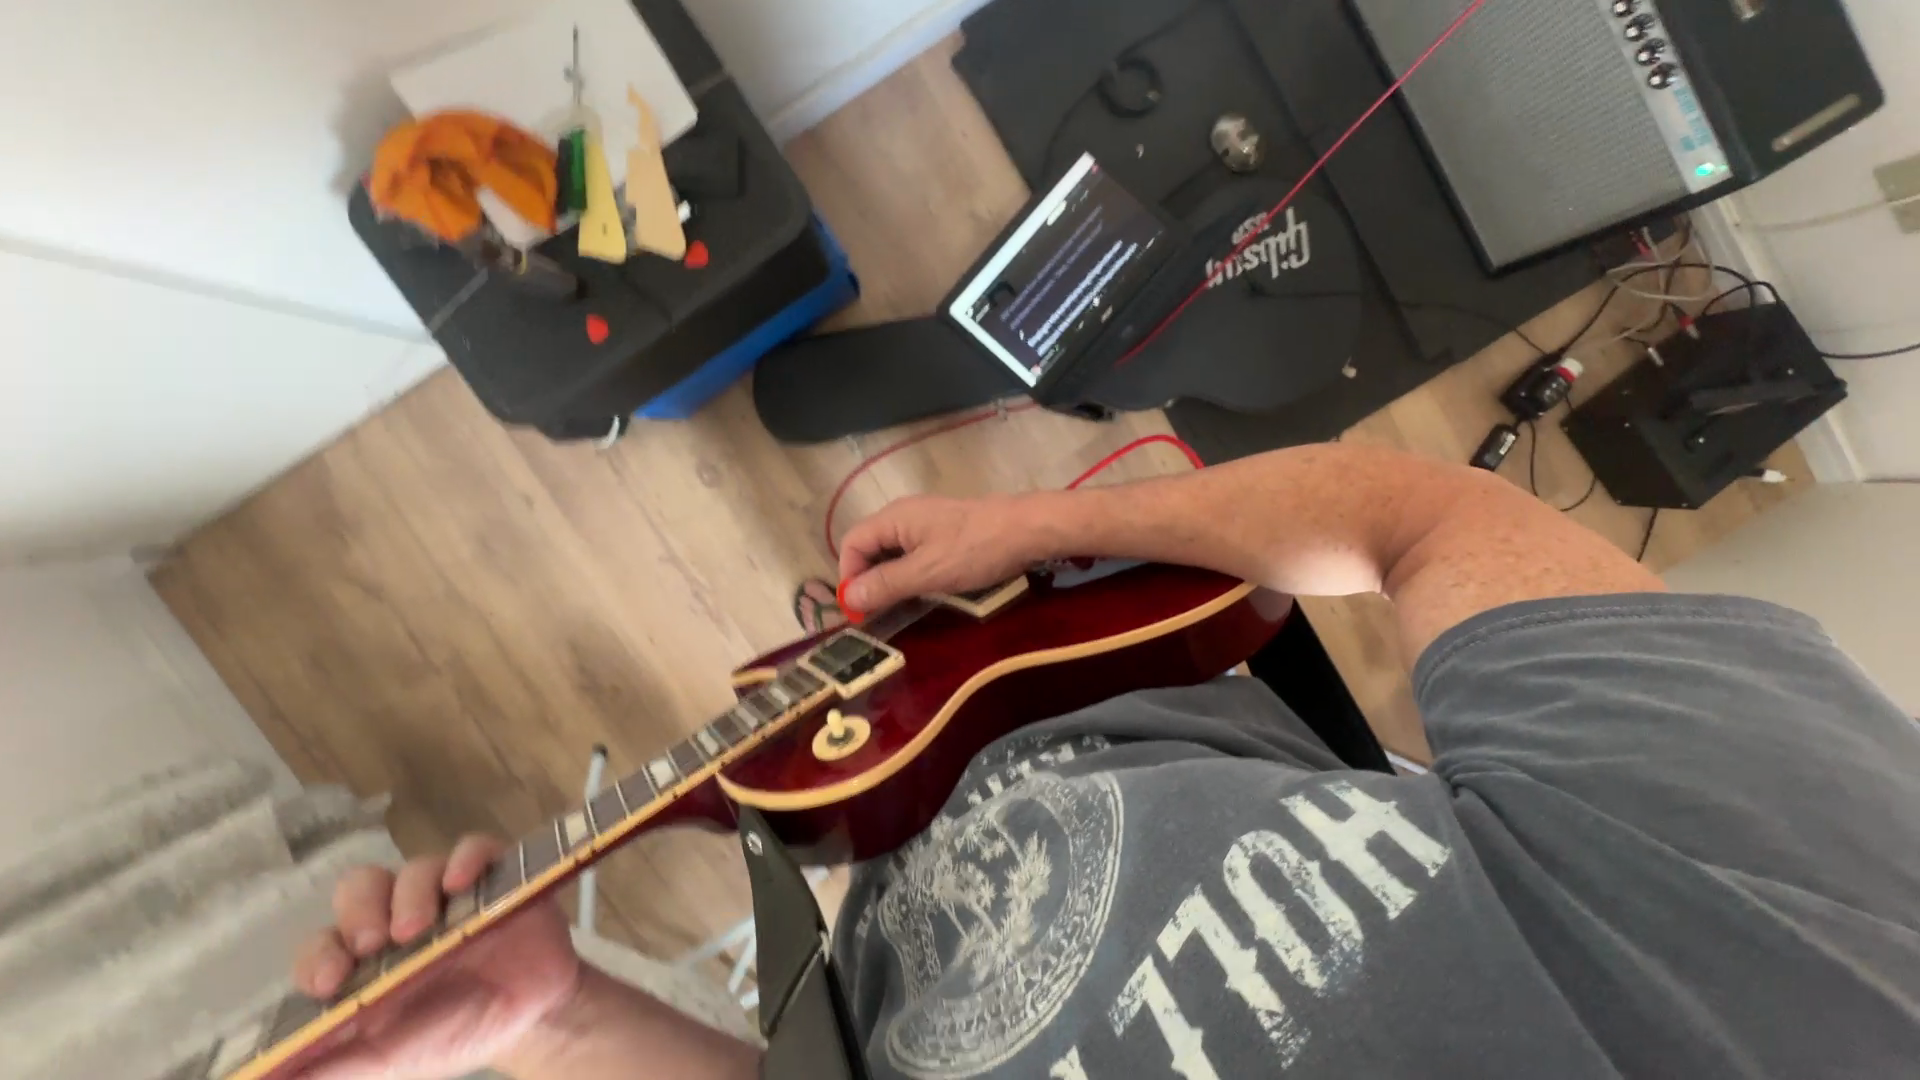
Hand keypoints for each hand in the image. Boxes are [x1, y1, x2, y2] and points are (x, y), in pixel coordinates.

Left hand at [291, 835, 582, 1078]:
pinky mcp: (495, 876)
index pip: (323, 942)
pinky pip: (475, 847)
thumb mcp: (390, 1062)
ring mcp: (450, 895)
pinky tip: (461, 884)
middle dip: (361, 910)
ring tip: (423, 928)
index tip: (331, 982)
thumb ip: (333, 1070)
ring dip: (412, 893)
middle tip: (375, 943)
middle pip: (363, 888)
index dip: (319, 954)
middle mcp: (402, 919)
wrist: (534, 1018)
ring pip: (416, 868)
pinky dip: (465, 858)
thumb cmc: (457, 1037)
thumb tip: (265, 1078)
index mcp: (368, 962)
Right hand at [837, 493, 1054, 613]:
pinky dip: (910, 573)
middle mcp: (904, 515)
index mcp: (894, 518)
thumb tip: (847, 598)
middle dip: (867, 578)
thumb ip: (885, 584)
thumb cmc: (975, 549)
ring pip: (893, 552)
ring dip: (889, 578)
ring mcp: (927, 522)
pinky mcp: (946, 533)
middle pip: (869, 546)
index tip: (859, 609)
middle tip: (876, 612)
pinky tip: (923, 591)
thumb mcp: (927, 572)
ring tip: (898, 605)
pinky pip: (914, 553)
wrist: (1029, 529)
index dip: (849, 576)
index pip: (852, 543)